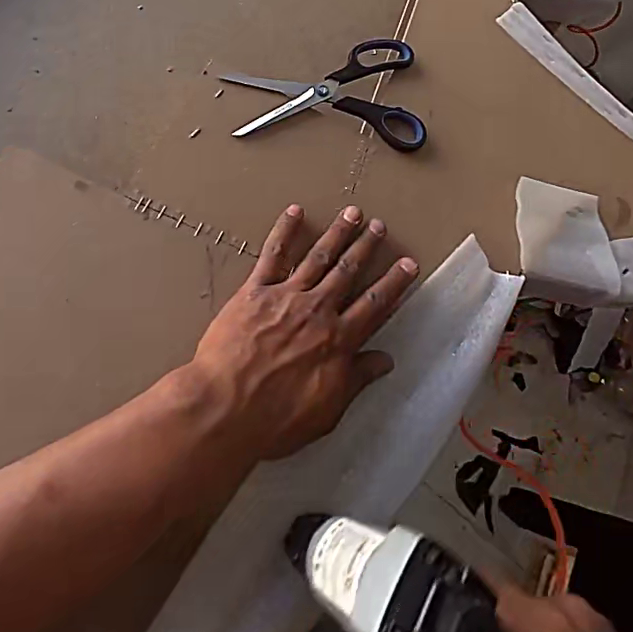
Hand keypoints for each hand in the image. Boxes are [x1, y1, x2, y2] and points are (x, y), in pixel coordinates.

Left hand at [186, 204, 418, 460]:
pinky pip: (272, 255)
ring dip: (337, 234)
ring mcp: (285, 297)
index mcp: (337, 340)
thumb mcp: (327, 409)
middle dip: (366, 247)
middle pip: (348, 272)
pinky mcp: (254, 292)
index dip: (393, 284)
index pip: (374, 305)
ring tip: (352, 213)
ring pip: (318, 257)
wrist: (225, 407)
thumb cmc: (275, 418)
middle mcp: (316, 311)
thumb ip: (356, 379)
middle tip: (379, 226)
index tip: (407, 265)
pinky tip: (295, 213)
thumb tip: (384, 361)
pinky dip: (285, 232)